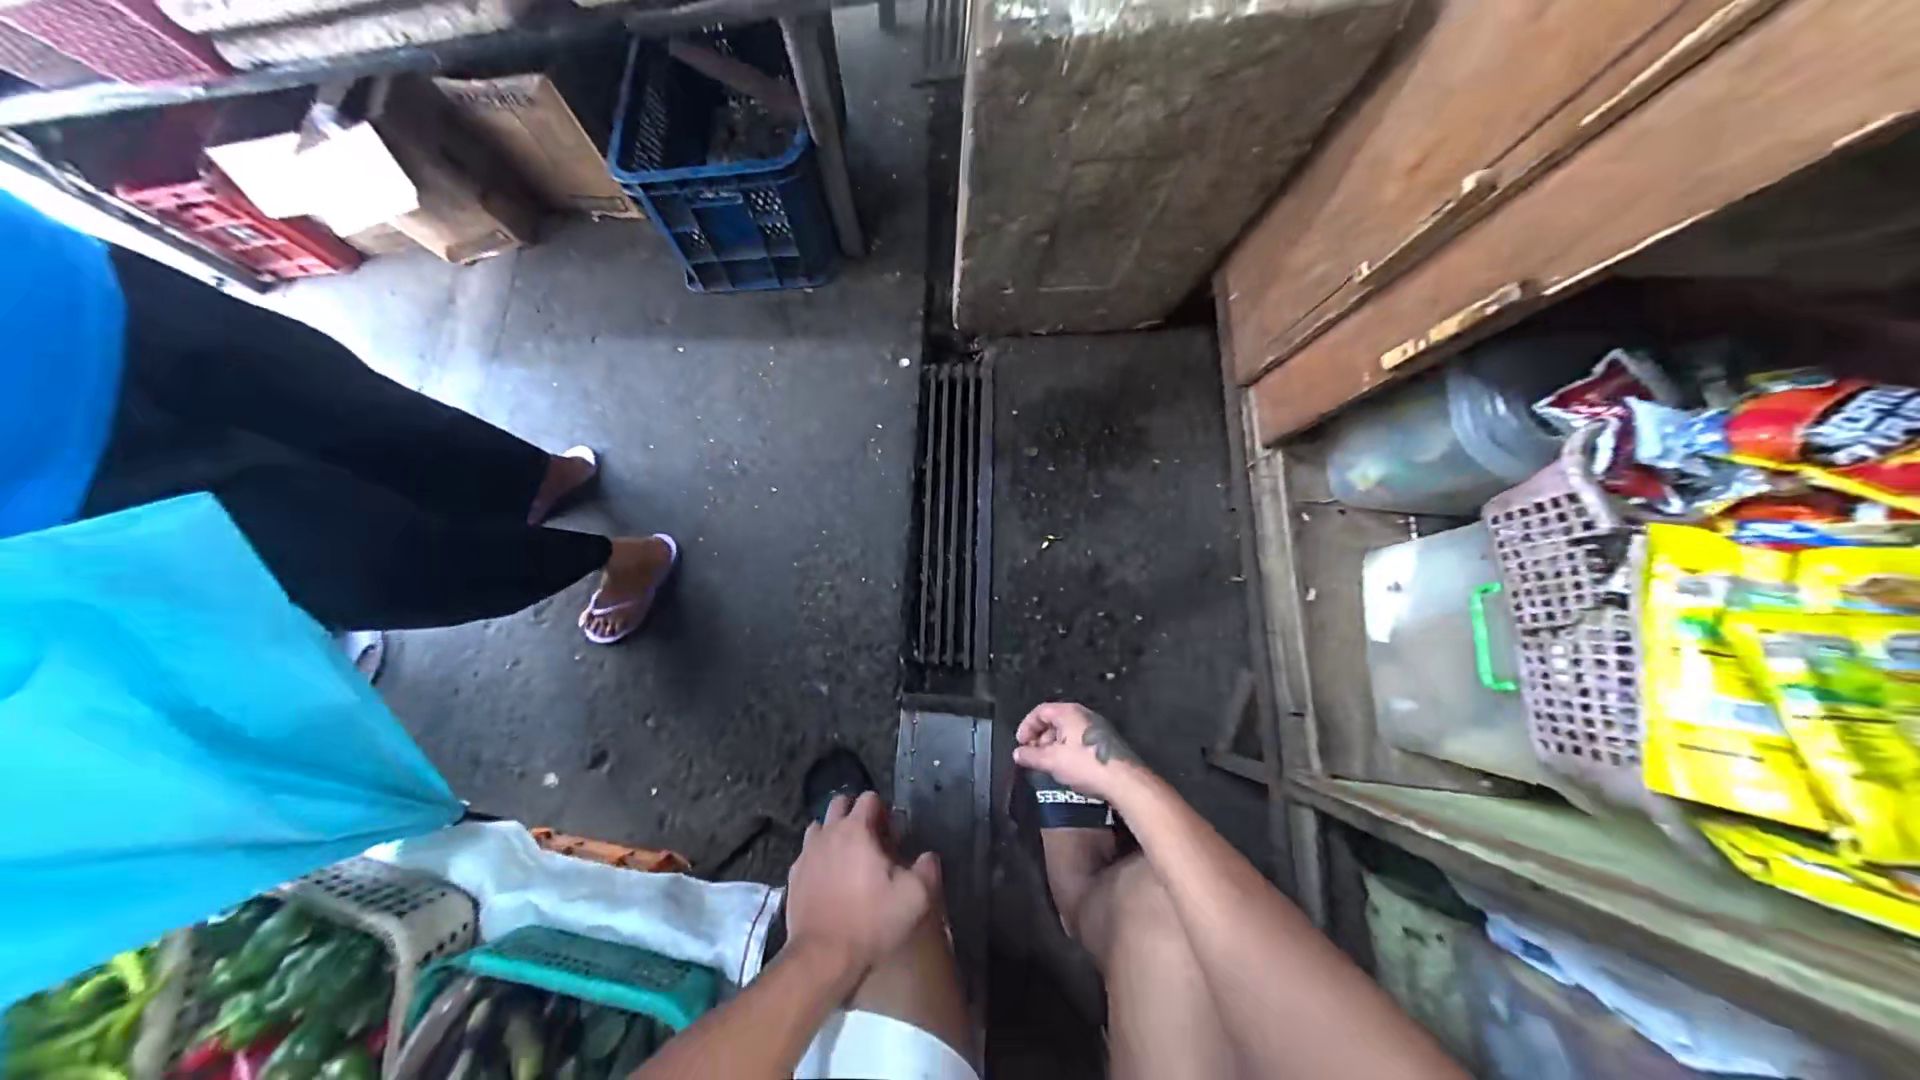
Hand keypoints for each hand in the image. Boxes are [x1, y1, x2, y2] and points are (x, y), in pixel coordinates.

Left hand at [785, 792, 941, 976]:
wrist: (822, 958)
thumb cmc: (870, 921)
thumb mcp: (914, 897)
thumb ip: (927, 869)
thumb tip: (928, 857)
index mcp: (856, 829)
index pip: (869, 798)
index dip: (883, 811)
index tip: (890, 835)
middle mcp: (828, 833)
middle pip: (840, 804)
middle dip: (856, 814)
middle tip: (871, 841)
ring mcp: (806, 853)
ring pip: (820, 827)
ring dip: (834, 834)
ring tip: (848, 859)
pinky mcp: (793, 876)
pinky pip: (807, 854)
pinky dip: (819, 858)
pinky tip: (829, 881)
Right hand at [1012, 702, 1149, 802]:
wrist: (1124, 781)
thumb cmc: (1084, 765)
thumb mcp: (1052, 761)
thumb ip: (1031, 756)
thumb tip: (1016, 754)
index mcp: (1069, 712)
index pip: (1040, 711)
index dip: (1026, 726)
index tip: (1020, 744)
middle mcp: (1083, 714)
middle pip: (1053, 720)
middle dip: (1039, 737)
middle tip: (1032, 755)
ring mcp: (1097, 727)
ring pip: (1067, 731)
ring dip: (1053, 745)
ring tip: (1047, 764)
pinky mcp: (1105, 741)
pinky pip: (1079, 740)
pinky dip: (1067, 750)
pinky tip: (1066, 767)